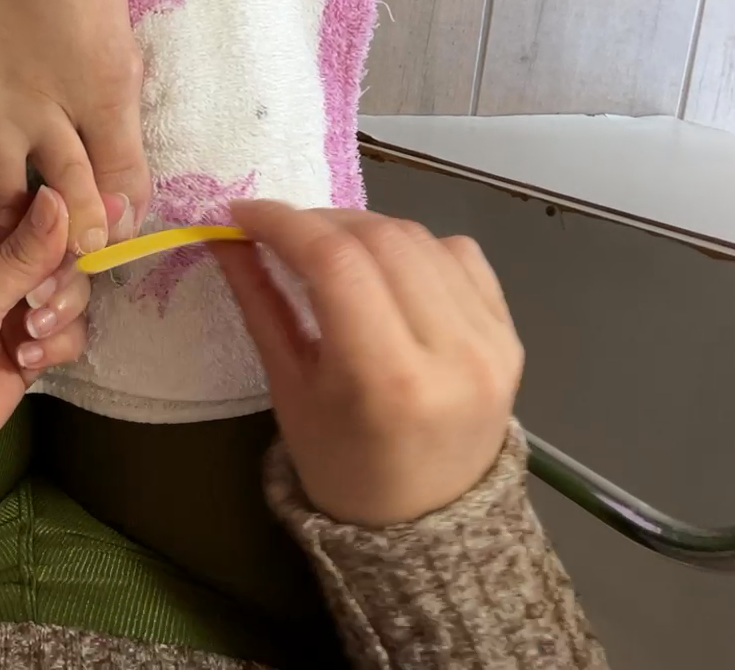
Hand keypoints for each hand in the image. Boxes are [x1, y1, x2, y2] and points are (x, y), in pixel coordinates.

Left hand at [0, 186, 99, 486]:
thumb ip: (21, 254)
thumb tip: (61, 196)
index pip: (32, 211)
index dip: (63, 219)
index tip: (86, 233)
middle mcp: (0, 270)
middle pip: (62, 252)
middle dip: (62, 277)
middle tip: (40, 303)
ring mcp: (18, 311)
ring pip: (72, 292)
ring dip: (62, 312)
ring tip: (29, 337)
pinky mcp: (33, 350)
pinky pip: (71, 333)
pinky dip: (59, 344)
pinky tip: (27, 361)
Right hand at [213, 202, 523, 526]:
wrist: (426, 520)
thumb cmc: (338, 460)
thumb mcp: (286, 384)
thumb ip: (257, 299)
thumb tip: (223, 235)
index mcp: (386, 377)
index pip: (335, 262)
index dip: (282, 223)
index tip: (242, 213)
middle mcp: (453, 351)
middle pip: (378, 238)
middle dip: (316, 220)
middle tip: (278, 233)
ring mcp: (493, 340)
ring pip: (417, 236)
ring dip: (358, 226)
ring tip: (325, 247)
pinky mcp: (510, 333)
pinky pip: (458, 252)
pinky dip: (410, 244)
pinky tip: (384, 268)